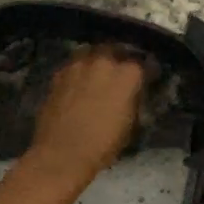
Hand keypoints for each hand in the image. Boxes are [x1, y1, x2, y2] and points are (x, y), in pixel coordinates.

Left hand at [22, 46, 147, 185]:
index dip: (145, 72)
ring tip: (97, 74)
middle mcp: (103, 62)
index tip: (145, 78)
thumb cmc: (102, 145)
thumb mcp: (129, 125)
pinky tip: (78, 83)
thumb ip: (132, 100)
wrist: (62, 153)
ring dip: (96, 61)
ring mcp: (78, 65)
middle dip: (119, 59)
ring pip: (91, 53)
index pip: (143, 65)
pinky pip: (73, 66)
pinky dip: (78, 71)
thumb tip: (131, 94)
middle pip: (115, 51)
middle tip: (119, 73)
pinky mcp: (58, 74)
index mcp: (127, 75)